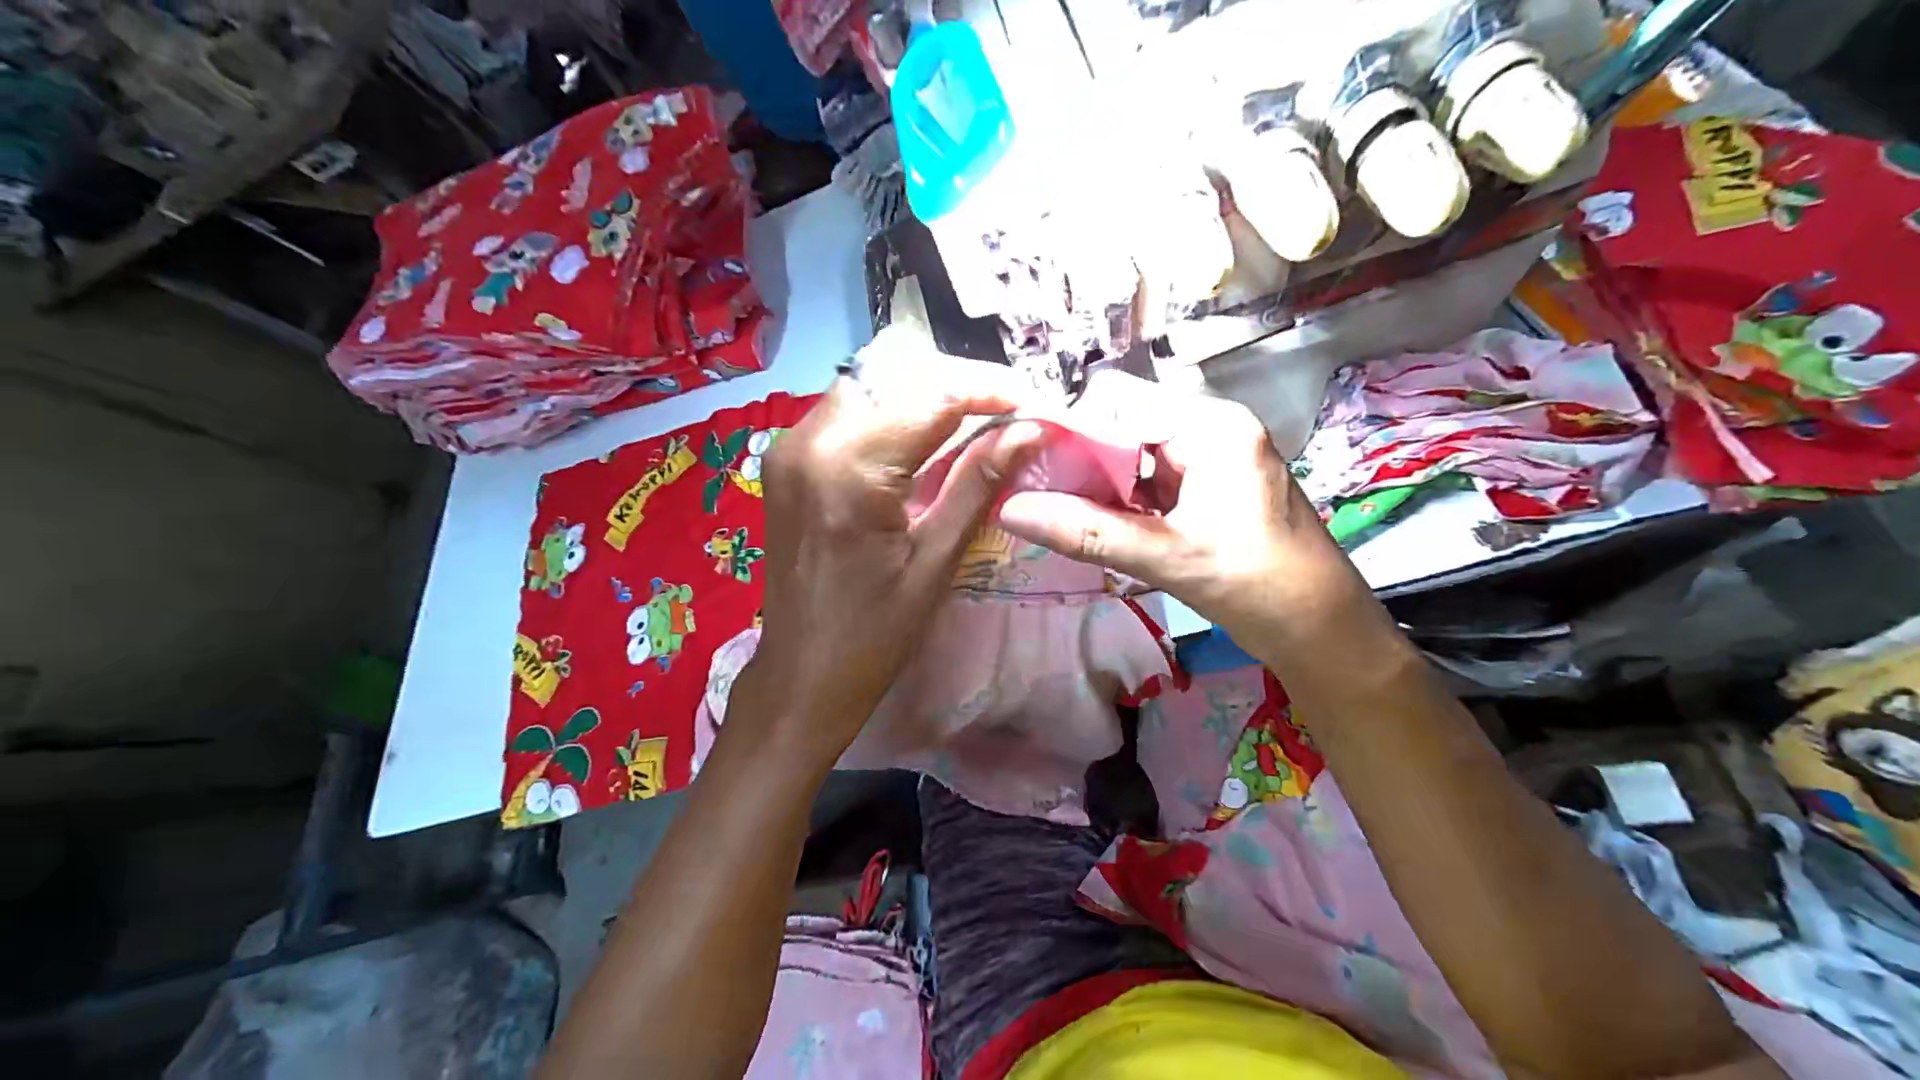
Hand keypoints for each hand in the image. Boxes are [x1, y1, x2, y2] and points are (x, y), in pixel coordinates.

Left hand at [727, 357, 1043, 768]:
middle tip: (1005, 409)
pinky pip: (844, 412)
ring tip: (973, 418)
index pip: (930, 397)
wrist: (801, 675)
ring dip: (920, 393)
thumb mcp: (936, 561)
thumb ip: (978, 484)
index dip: (988, 390)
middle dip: (954, 384)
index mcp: (849, 470)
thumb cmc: (873, 634)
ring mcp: (788, 447)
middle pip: (894, 377)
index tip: (1031, 402)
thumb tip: (1029, 429)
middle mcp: (808, 441)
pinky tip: (923, 436)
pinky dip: (888, 413)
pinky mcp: (785, 460)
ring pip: (867, 386)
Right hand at [995, 371, 1369, 652]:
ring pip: (1130, 450)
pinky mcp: (1205, 482)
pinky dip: (1118, 496)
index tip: (1027, 468)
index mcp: (1211, 425)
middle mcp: (1210, 425)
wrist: (1320, 628)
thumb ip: (1087, 532)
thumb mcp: (1167, 558)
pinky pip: (1146, 475)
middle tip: (1038, 494)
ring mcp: (1209, 454)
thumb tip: (1010, 510)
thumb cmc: (1256, 585)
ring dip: (1095, 479)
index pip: (1117, 401)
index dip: (1067, 430)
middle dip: (1078, 458)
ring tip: (1058, 510)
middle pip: (1122, 421)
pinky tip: (1094, 522)